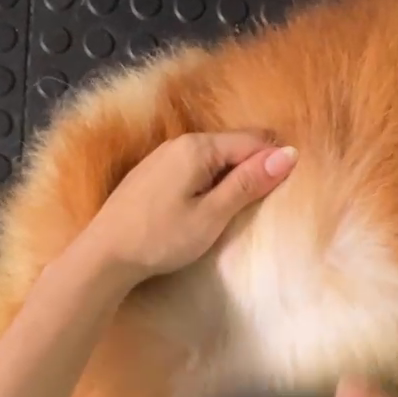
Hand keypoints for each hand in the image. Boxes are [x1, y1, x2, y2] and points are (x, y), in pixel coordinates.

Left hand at [73, 131, 297, 283]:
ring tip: (243, 201)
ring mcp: (160, 158)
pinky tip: (209, 202)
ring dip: (230, 174)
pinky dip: (207, 180)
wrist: (104, 254)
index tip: (293, 181)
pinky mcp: (149, 176)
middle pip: (230, 147)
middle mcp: (178, 144)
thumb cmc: (160, 238)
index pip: (251, 142)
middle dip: (253, 165)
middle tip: (271, 194)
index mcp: (198, 148)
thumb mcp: (211, 216)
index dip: (275, 159)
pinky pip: (190, 168)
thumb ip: (247, 184)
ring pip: (210, 158)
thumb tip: (287, 155)